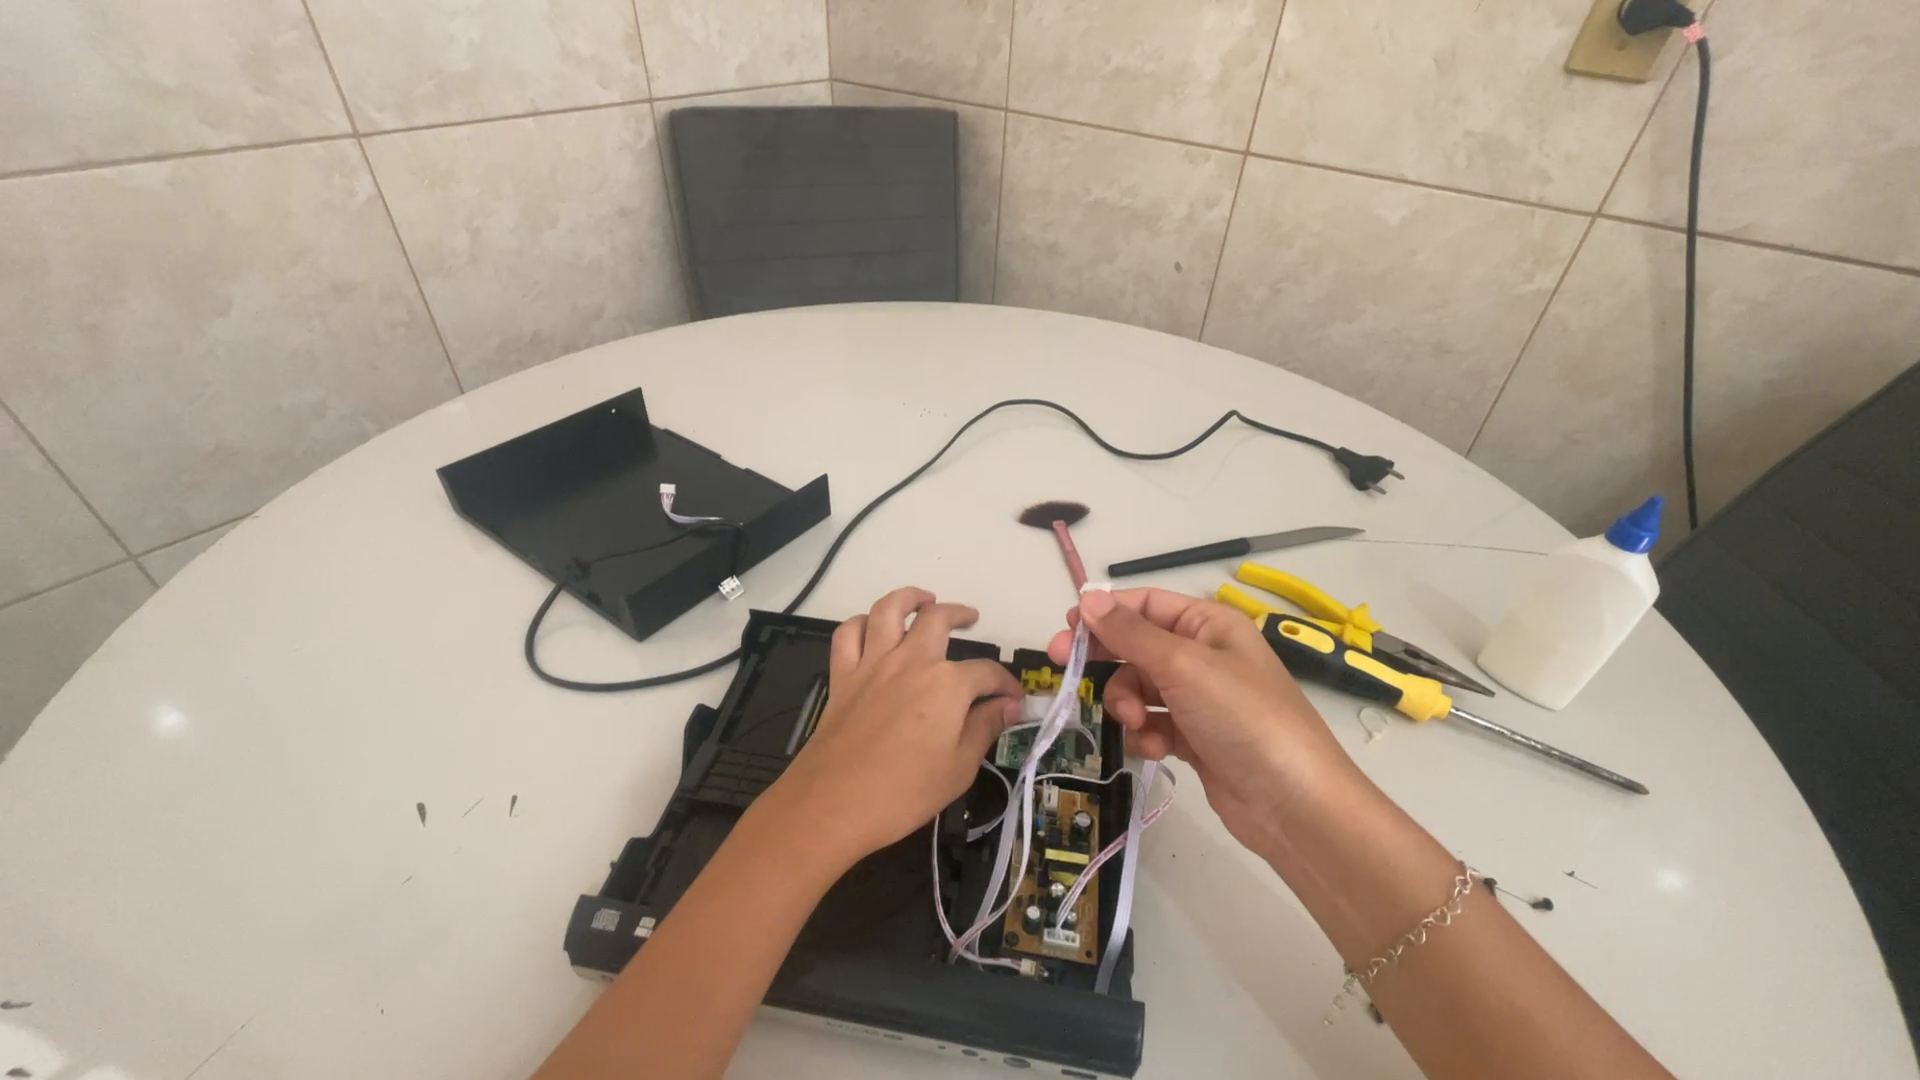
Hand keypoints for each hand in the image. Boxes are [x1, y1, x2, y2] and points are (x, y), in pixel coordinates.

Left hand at [764, 587, 1022, 867]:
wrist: (833, 804)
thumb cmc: (904, 792)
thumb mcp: (959, 768)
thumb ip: (984, 728)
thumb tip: (1007, 706)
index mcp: (947, 684)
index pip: (987, 673)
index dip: (1005, 684)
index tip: (1013, 700)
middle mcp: (911, 661)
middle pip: (938, 620)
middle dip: (960, 614)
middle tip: (971, 619)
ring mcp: (873, 664)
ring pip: (889, 610)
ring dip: (909, 597)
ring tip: (924, 599)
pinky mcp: (843, 676)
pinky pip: (849, 634)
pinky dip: (862, 623)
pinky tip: (873, 627)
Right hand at [1047, 588, 1361, 855]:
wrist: (1291, 802)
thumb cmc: (1242, 717)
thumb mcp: (1183, 665)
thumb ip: (1130, 633)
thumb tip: (1089, 598)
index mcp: (1208, 625)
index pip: (1145, 604)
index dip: (1104, 612)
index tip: (1066, 628)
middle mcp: (1203, 655)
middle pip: (1136, 645)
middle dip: (1105, 658)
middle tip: (1063, 666)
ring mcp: (1199, 699)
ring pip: (1138, 688)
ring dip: (1127, 703)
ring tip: (1135, 722)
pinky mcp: (1194, 737)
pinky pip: (1152, 723)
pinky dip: (1146, 734)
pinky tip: (1155, 748)